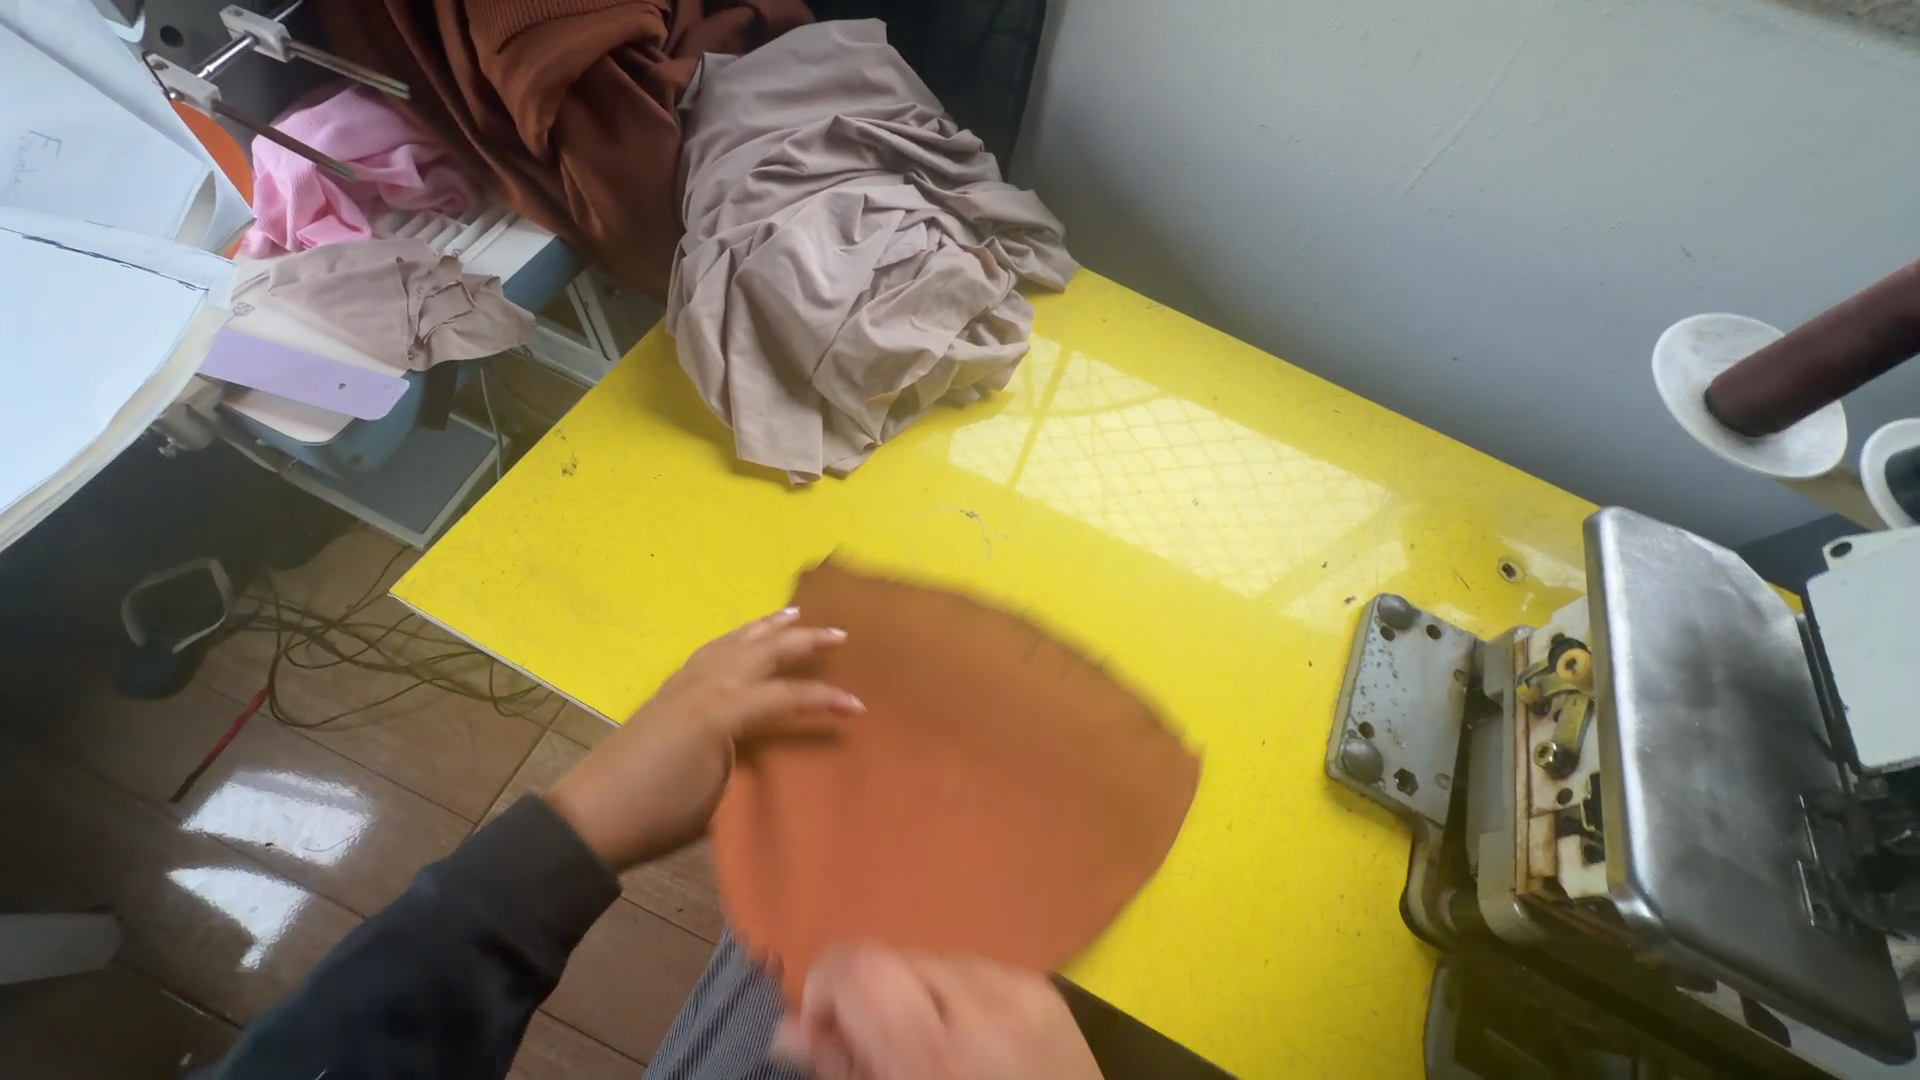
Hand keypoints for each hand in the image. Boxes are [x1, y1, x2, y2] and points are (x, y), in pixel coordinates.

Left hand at [543, 609, 862, 870]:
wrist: (590, 818)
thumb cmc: (660, 813)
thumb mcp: (721, 795)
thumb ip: (757, 758)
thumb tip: (784, 744)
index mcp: (724, 709)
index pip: (789, 696)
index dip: (827, 699)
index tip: (860, 707)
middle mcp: (708, 684)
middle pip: (765, 651)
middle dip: (805, 640)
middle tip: (839, 633)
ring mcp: (686, 681)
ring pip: (736, 641)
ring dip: (768, 626)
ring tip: (793, 613)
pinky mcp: (670, 688)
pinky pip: (714, 649)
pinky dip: (737, 637)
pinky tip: (742, 639)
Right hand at [772, 946, 1100, 1079]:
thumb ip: (843, 1073)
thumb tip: (790, 1027)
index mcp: (938, 1055)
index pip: (861, 966)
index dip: (826, 985)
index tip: (823, 1028)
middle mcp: (984, 1004)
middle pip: (895, 959)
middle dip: (873, 997)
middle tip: (877, 1052)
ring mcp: (1022, 989)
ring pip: (935, 960)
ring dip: (919, 996)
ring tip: (934, 1054)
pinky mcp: (1047, 988)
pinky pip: (979, 968)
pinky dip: (960, 998)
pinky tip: (973, 1045)